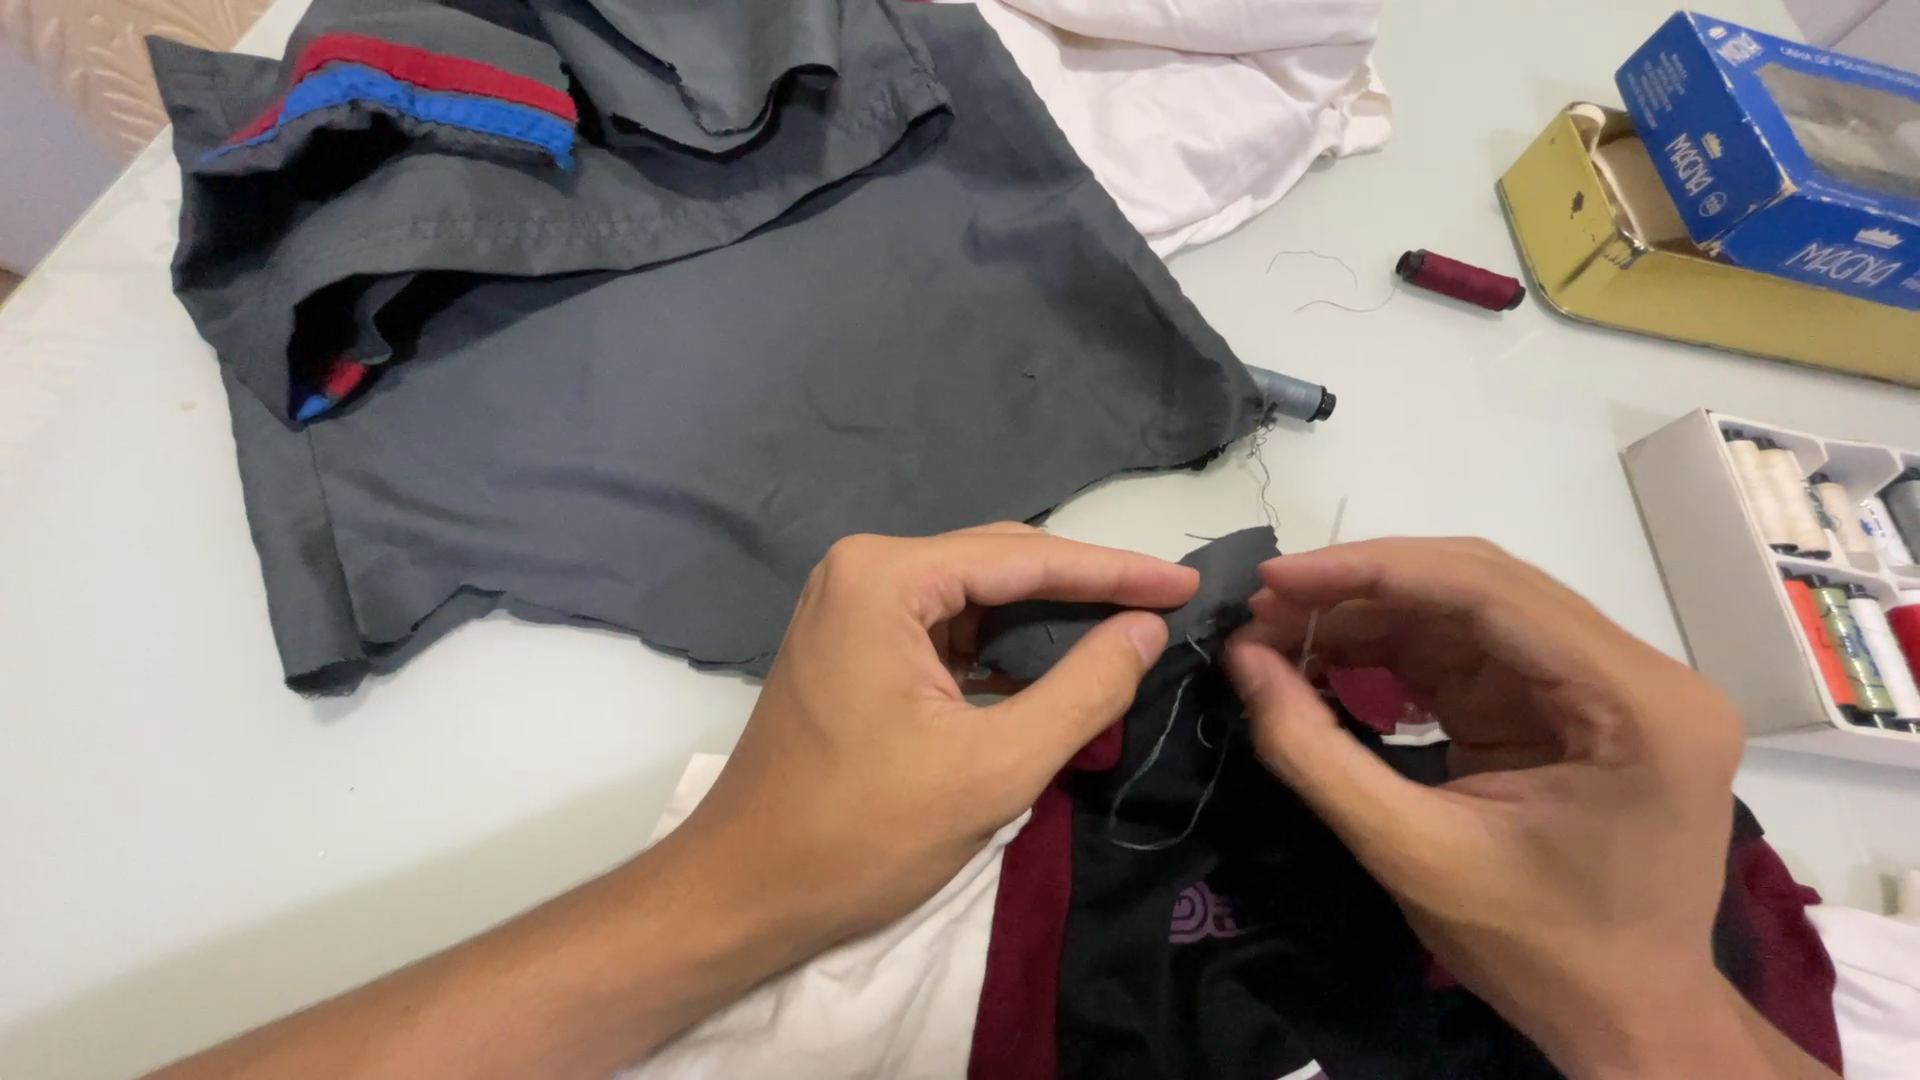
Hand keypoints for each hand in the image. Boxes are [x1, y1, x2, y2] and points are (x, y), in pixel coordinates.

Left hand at [665, 523, 1197, 950]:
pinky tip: (1050, 662)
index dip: (1113, 571)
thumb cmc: (863, 833)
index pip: (1023, 559)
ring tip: (1122, 629)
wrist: (746, 891)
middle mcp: (864, 568)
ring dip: (1044, 616)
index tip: (1184, 581)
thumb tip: (1145, 628)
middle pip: (997, 563)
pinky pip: (946, 625)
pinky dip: (1000, 645)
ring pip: (974, 593)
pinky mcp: (854, 638)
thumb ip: (1083, 689)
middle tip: (1162, 603)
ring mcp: (853, 602)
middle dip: (1082, 586)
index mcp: (886, 576)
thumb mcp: (994, 767)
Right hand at [1222, 538, 1805, 1078]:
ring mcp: (1596, 680)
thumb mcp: (1407, 851)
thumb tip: (1241, 657)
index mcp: (1632, 705)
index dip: (1368, 572)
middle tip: (1265, 605)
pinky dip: (1381, 647)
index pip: (1486, 591)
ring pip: (1456, 604)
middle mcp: (1628, 671)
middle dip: (1357, 586)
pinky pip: (1455, 643)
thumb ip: (1311, 750)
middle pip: (1472, 582)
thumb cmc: (1536, 948)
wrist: (1622, 1015)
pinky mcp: (1554, 696)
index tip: (1274, 579)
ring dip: (1361, 613)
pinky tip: (1324, 662)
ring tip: (1278, 633)